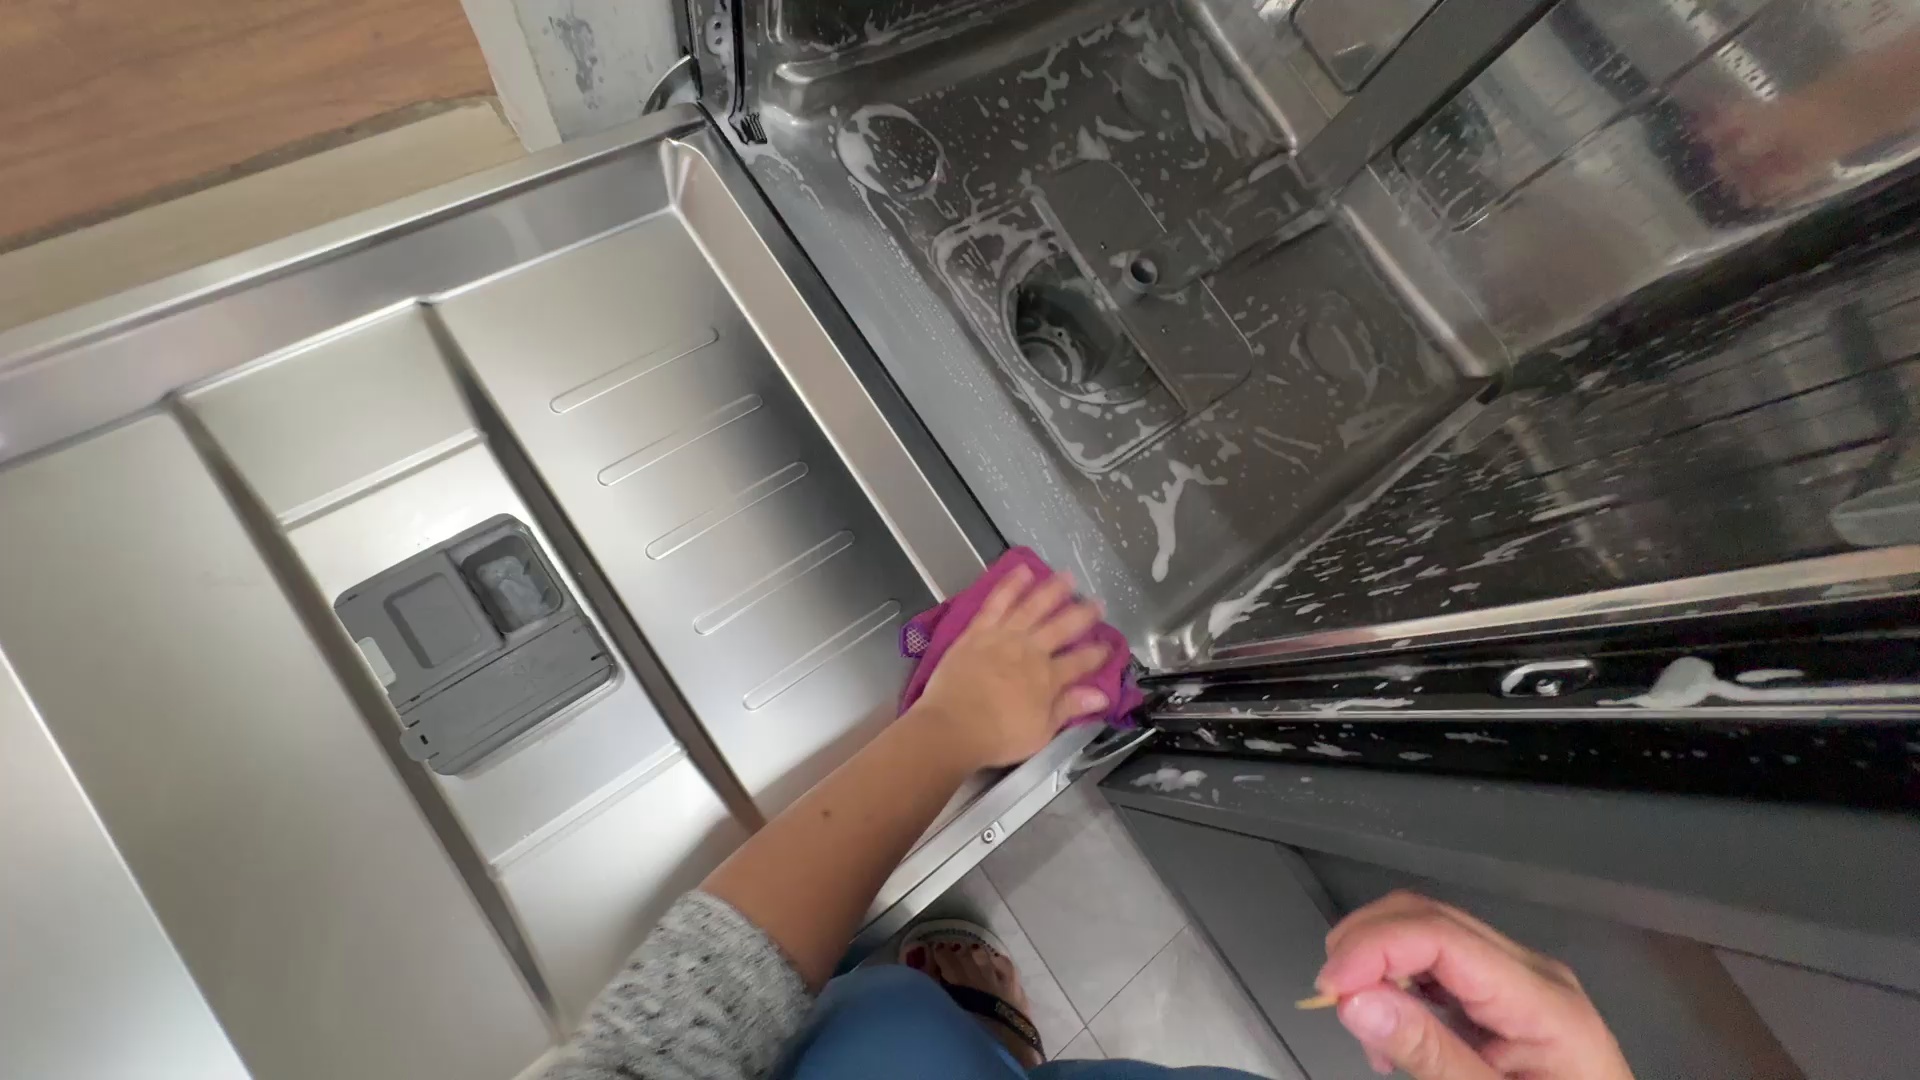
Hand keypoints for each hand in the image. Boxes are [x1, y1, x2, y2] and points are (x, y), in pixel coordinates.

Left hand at [911, 565, 1111, 769]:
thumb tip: (1101, 695)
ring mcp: (1004, 636)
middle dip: (1082, 615)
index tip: (1109, 646)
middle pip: (1061, 627)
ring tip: (1066, 576)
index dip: (1097, 654)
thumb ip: (1069, 708)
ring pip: (1033, 607)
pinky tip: (1022, 571)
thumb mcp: (1042, 731)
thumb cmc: (998, 736)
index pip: (1080, 662)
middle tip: (1097, 602)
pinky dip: (1011, 585)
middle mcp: (1031, 650)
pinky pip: (997, 602)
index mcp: (1049, 678)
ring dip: (1052, 590)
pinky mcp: (978, 630)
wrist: (953, 725)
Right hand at [1318, 891, 1632, 1079]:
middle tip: (1333, 999)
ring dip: (1375, 962)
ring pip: (1421, 928)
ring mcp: (1516, 976)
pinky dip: (1394, 979)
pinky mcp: (1500, 989)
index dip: (1374, 947)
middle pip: (1425, 917)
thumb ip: (1430, 1055)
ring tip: (1366, 1025)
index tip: (1330, 988)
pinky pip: (1431, 958)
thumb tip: (1350, 1000)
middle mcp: (1531, 971)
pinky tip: (1390, 1024)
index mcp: (1545, 1001)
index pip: (1440, 935)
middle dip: (1365, 945)